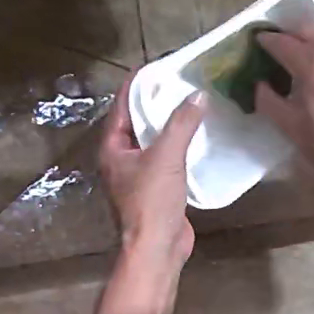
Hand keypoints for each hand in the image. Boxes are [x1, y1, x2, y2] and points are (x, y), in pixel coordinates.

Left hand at [98, 78, 203, 269]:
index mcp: (113, 148)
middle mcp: (122, 159)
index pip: (122, 106)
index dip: (138, 85)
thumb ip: (181, 124)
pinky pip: (169, 159)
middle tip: (180, 82)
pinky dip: (182, 146)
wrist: (157, 248)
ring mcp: (139, 176)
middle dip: (157, 102)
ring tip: (193, 104)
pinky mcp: (157, 189)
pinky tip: (200, 138)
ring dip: (171, 125)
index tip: (157, 65)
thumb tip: (198, 94)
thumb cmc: (151, 201)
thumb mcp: (166, 156)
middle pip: (138, 122)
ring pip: (154, 141)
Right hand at [254, 23, 313, 194]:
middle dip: (285, 35)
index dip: (264, 41)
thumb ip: (266, 97)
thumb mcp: (286, 122)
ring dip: (304, 43)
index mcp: (312, 62)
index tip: (253, 43)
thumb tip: (258, 83)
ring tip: (290, 60)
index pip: (281, 41)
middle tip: (271, 48)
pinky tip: (313, 72)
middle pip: (303, 29)